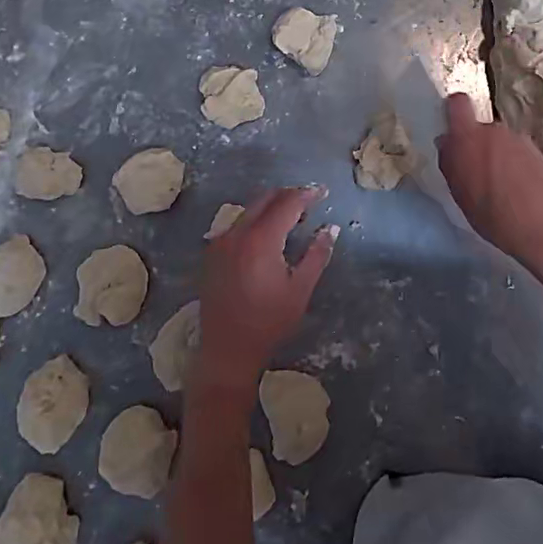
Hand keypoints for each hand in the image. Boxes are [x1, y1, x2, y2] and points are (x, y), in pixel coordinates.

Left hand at [193, 186, 337, 394]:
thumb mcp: (300, 289)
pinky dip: (255, 219)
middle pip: (266, 199)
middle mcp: (237, 233)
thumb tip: (330, 228)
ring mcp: (220, 242)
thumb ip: (317, 254)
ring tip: (292, 217)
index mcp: (260, 240)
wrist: (226, 351)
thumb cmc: (268, 323)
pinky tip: (267, 234)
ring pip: (249, 210)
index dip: (307, 194)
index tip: (322, 192)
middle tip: (310, 200)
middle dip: (289, 195)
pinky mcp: (212, 253)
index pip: (287, 203)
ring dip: (271, 206)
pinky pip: (237, 224)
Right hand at [436, 93, 542, 286]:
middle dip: (477, 145)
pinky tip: (518, 189)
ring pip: (500, 142)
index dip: (454, 109)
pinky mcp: (537, 150)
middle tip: (477, 173)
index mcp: (468, 137)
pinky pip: (517, 152)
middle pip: (480, 129)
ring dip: (497, 156)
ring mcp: (518, 139)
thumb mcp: (460, 193)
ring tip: (500, 187)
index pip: (458, 103)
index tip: (453, 126)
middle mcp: (494, 131)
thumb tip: (447, 143)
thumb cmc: (492, 215)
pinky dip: (515, 165)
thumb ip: (451, 162)